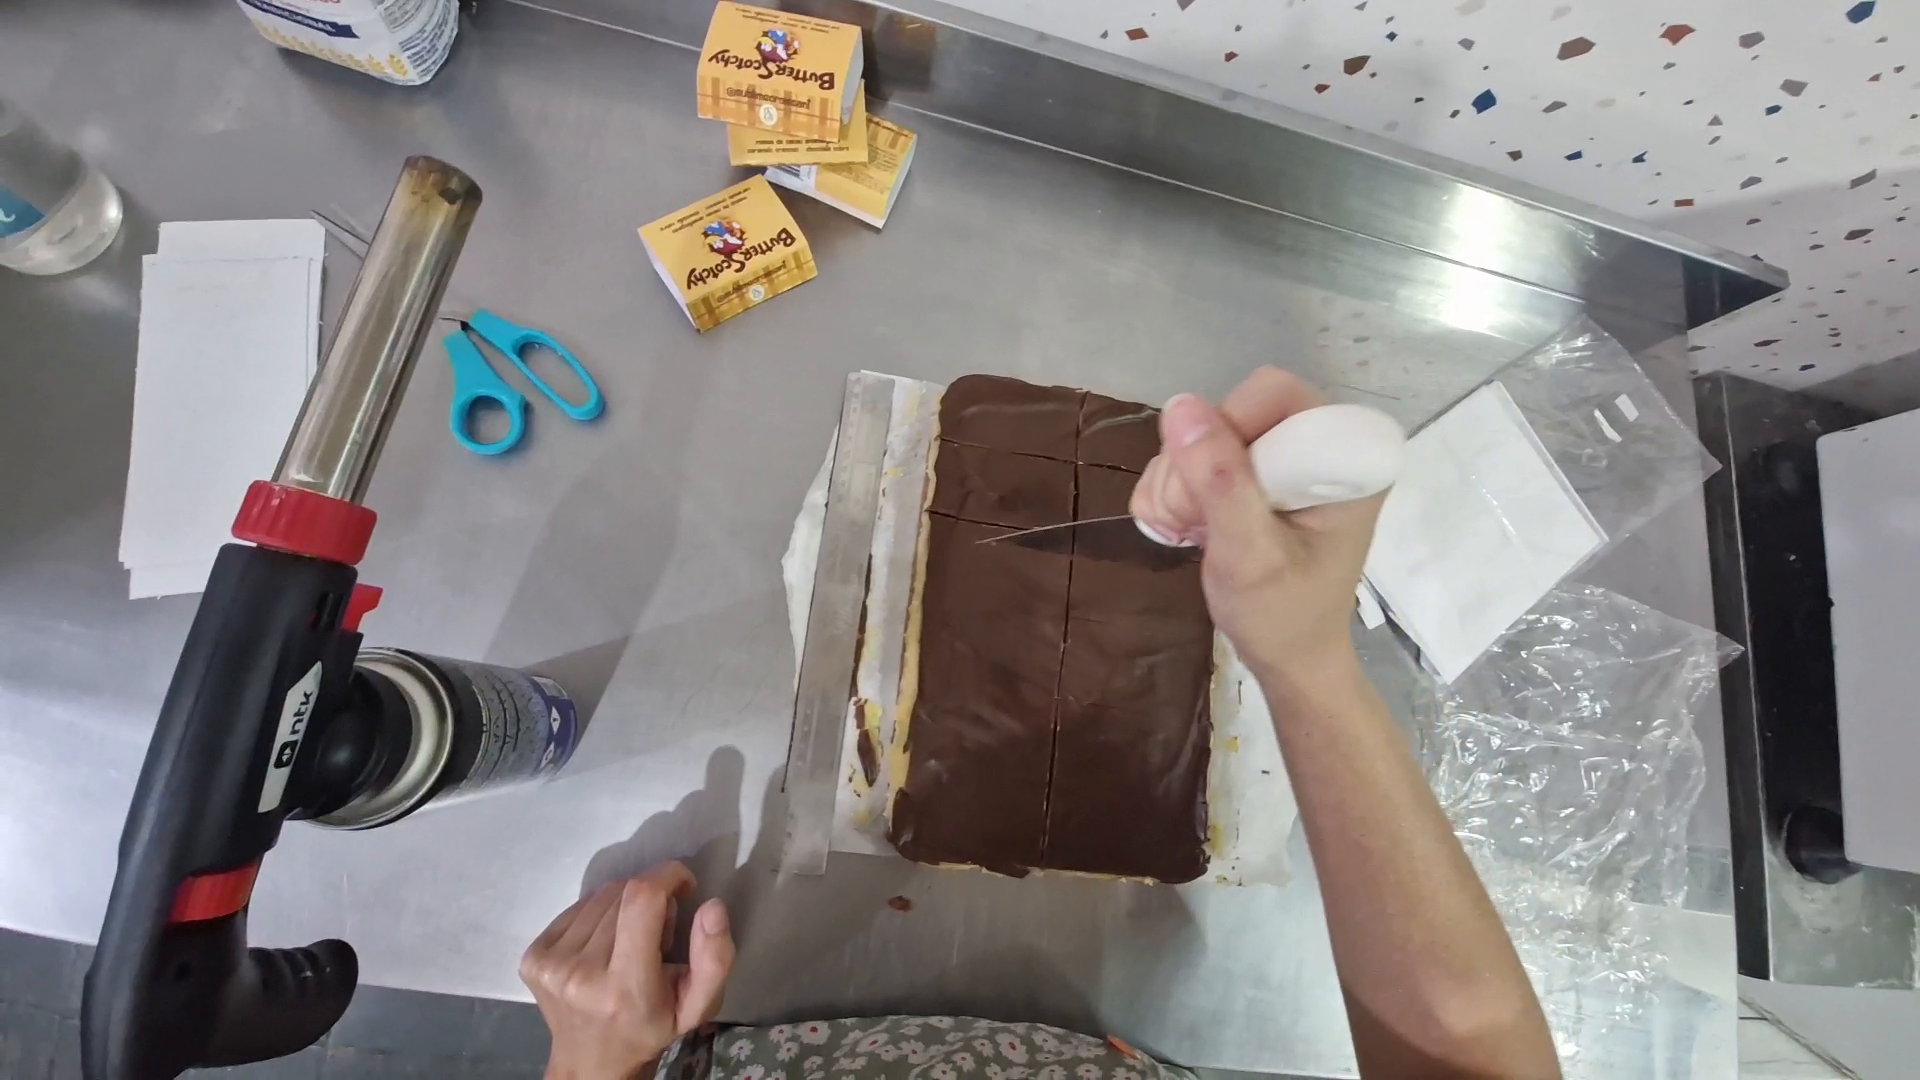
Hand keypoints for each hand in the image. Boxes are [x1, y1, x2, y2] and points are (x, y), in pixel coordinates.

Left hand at [520, 862, 735, 1079]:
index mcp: (624, 986)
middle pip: (626, 893)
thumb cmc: (651, 1028)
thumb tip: (711, 906)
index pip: (643, 898)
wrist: (590, 1066)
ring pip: (603, 895)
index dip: (669, 875)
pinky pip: (579, 905)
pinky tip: (605, 941)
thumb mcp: (699, 1004)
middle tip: (659, 930)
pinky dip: (600, 912)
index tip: (685, 885)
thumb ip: (715, 958)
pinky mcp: (532, 958)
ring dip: (626, 904)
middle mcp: (580, 973)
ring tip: (631, 938)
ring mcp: (551, 965)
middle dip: (653, 897)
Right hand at [1130, 368, 1383, 681]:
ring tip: (1188, 532)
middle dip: (1192, 468)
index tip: (1214, 497)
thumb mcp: (1250, 554)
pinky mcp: (1248, 475)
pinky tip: (1183, 528)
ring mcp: (1276, 459)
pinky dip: (1171, 492)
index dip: (1226, 434)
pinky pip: (1188, 457)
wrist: (1286, 658)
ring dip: (1175, 484)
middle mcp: (1314, 445)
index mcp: (1345, 454)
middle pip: (1226, 411)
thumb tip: (1180, 406)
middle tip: (1194, 523)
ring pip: (1198, 436)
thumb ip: (1220, 481)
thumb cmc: (1282, 615)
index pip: (1270, 395)